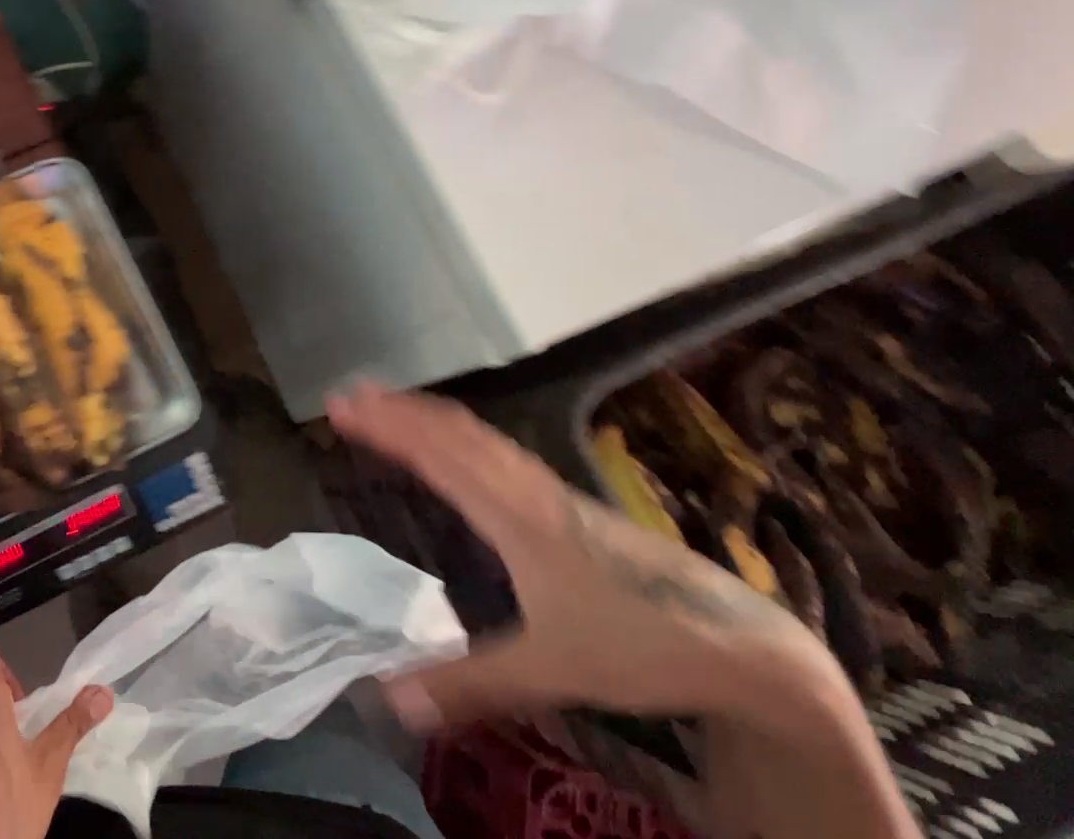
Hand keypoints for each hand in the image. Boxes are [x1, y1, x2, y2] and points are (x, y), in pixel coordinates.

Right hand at [328, 383, 835, 729]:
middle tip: (353, 395)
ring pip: (486, 441)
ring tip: (394, 409)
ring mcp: (560, 499)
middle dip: (403, 411)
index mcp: (522, 518)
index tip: (344, 406)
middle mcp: (536, 494)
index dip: (390, 428)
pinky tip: (462, 455)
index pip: (443, 457)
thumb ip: (470, 682)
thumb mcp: (552, 669)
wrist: (749, 648)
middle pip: (461, 435)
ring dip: (434, 420)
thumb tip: (386, 698)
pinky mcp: (577, 513)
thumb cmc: (646, 646)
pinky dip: (465, 441)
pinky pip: (504, 457)